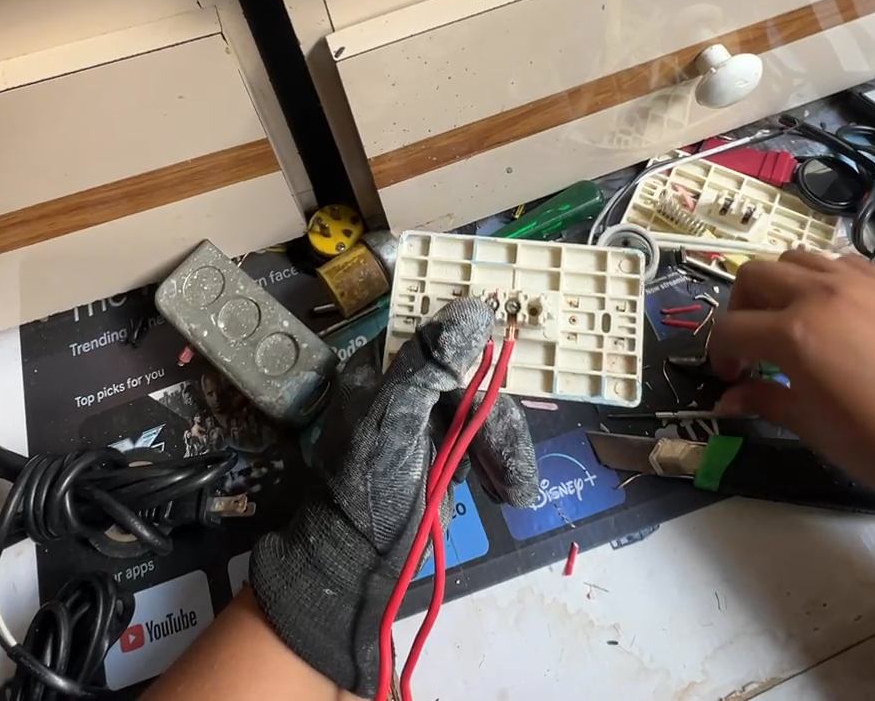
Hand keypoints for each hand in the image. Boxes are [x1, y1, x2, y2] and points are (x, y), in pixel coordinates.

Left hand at [250, 297, 537, 696]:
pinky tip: (511, 489)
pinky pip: (485, 439)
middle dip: (494, 420)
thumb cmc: (365, 486)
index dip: (471, 334)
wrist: (358, 564)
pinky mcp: (448, 447)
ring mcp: (429, 416)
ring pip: (483, 410)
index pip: (434, 332)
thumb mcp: (395, 419)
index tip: (505, 340)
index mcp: (383, 367)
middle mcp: (408, 384)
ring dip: (504, 448)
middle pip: (469, 376)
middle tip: (512, 461)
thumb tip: (473, 311)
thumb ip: (430, 365)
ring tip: (516, 488)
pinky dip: (502, 463)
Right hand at [707, 249, 874, 528]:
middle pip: (754, 276)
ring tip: (791, 322)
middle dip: (740, 309)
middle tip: (752, 346)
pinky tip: (839, 315)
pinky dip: (824, 279)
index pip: (730, 328)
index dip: (720, 354)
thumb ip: (767, 404)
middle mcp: (822, 294)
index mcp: (794, 333)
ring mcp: (864, 283)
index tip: (729, 377)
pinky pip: (844, 263)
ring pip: (797, 258)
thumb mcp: (818, 432)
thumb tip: (729, 399)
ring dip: (779, 285)